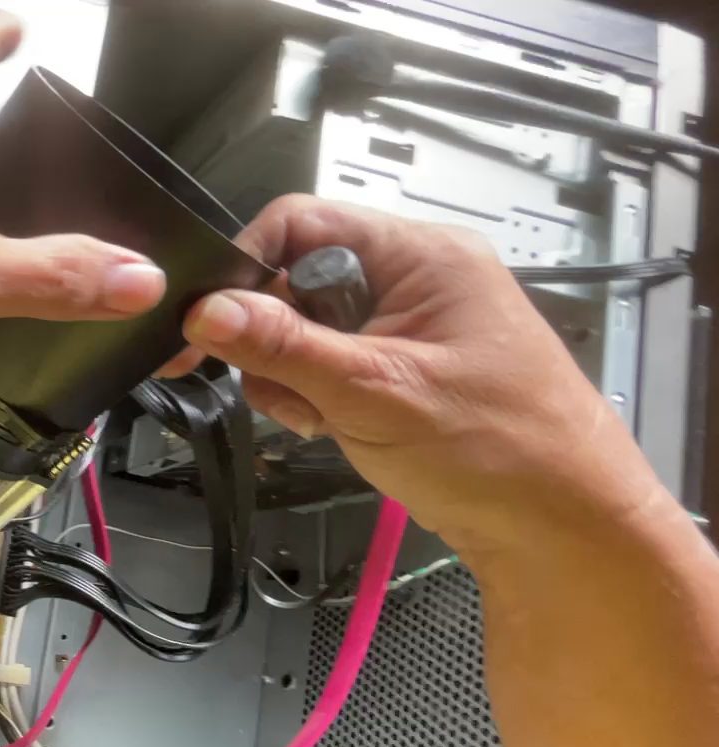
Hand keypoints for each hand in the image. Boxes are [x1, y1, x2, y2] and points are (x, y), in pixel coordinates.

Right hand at [166, 194, 667, 561]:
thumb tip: (202, 311)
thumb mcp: (369, 389)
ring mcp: (388, 322)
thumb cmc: (486, 444)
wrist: (549, 517)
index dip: (243, 267)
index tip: (206, 327)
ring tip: (318, 415)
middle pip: (285, 281)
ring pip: (286, 329)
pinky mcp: (377, 362)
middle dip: (264, 339)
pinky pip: (305, 363)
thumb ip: (282, 346)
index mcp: (417, 256)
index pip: (298, 224)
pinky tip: (325, 421)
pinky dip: (297, 395)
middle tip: (278, 388)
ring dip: (280, 376)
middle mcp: (401, 277)